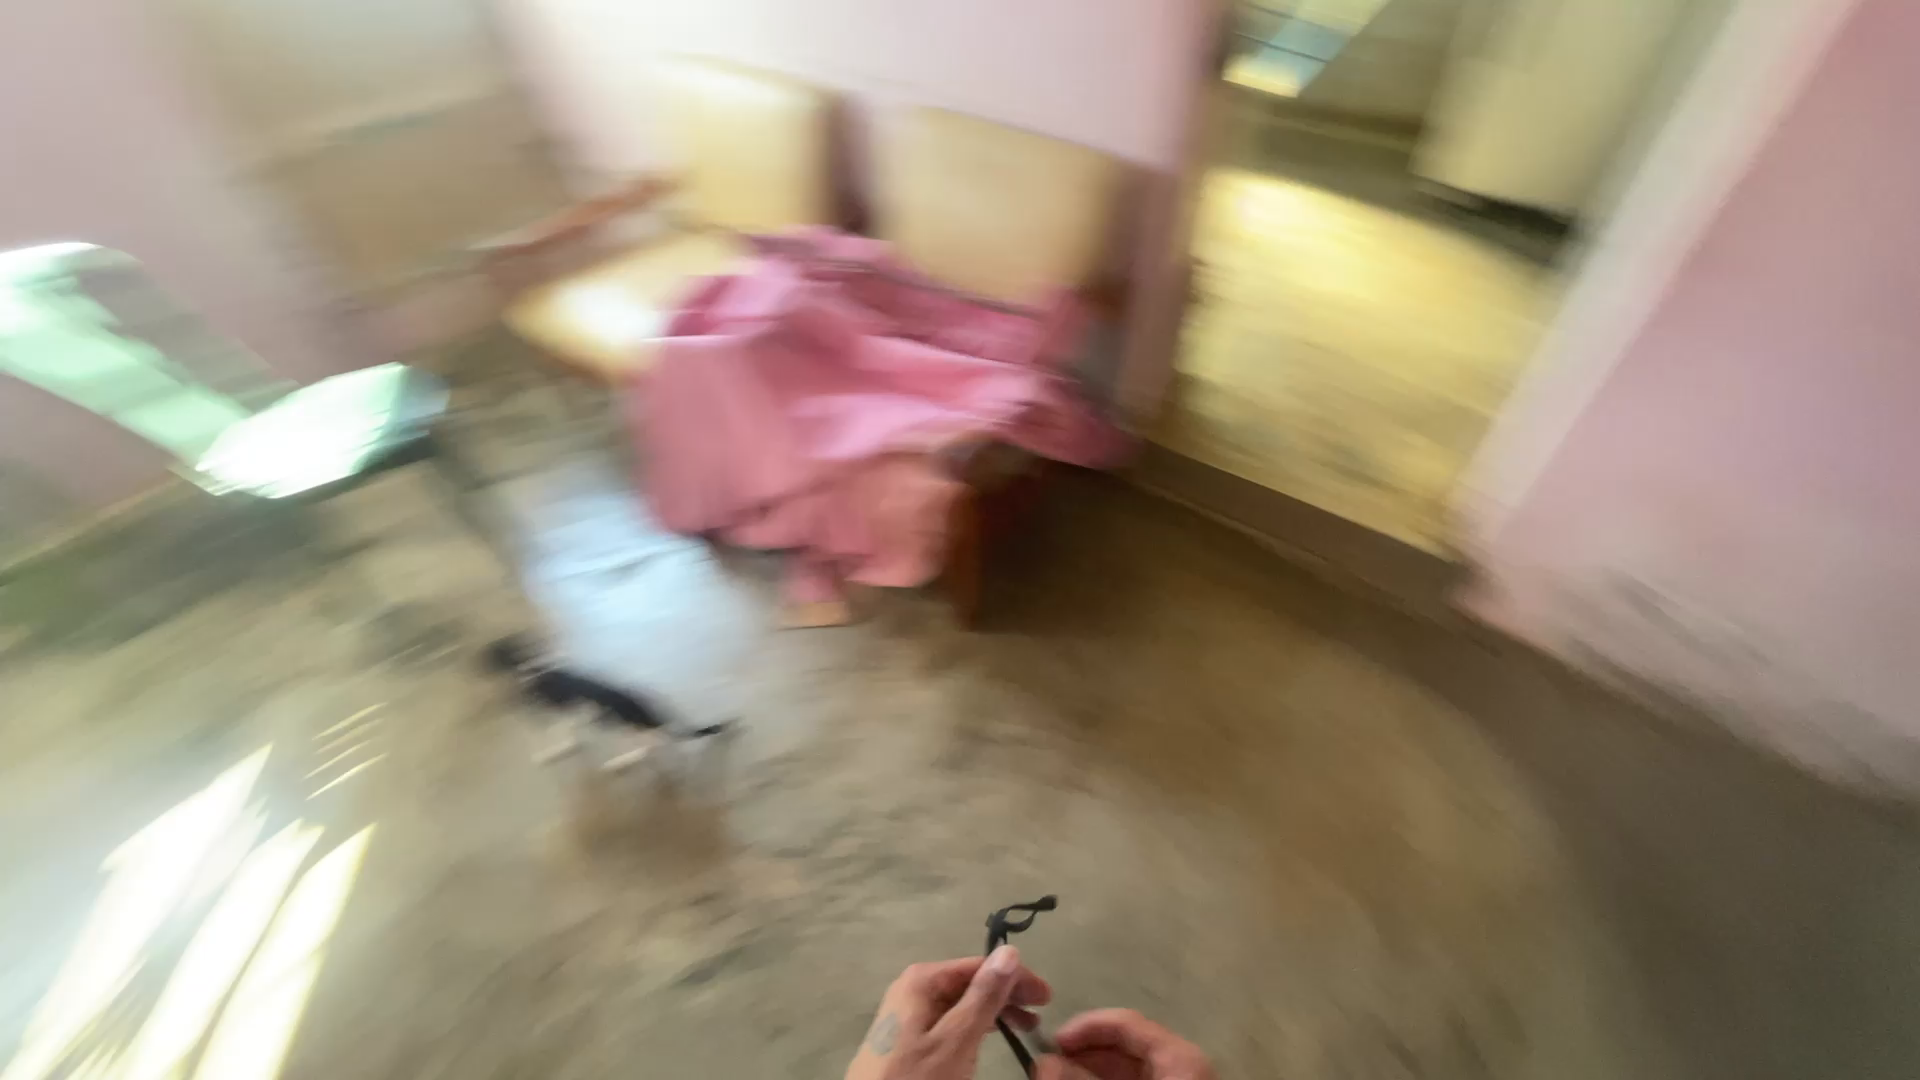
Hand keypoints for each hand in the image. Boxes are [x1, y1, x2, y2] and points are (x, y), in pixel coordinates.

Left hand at [845, 946, 1052, 1079]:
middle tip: (1039, 1015)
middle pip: (970, 983)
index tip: (1046, 997)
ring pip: (960, 1004)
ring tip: (1023, 1026)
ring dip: (993, 1011)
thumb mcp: (954, 1042)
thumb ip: (982, 997)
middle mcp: (913, 989)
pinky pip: (948, 1022)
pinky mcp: (906, 1042)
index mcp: (922, 980)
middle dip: (1006, 995)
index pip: (979, 965)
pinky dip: (973, 1027)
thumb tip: (1010, 950)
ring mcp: (907, 1016)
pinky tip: (987, 1036)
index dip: (1015, 977)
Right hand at [1035, 1009, 1213, 1079]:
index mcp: (1178, 1058)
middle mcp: (1184, 1069)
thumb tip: (1044, 1064)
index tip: (1054, 1044)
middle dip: (1086, 1057)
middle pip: (1127, 1049)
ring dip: (1094, 1076)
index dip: (1086, 1028)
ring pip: (1131, 1074)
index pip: (1126, 1024)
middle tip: (1052, 1069)